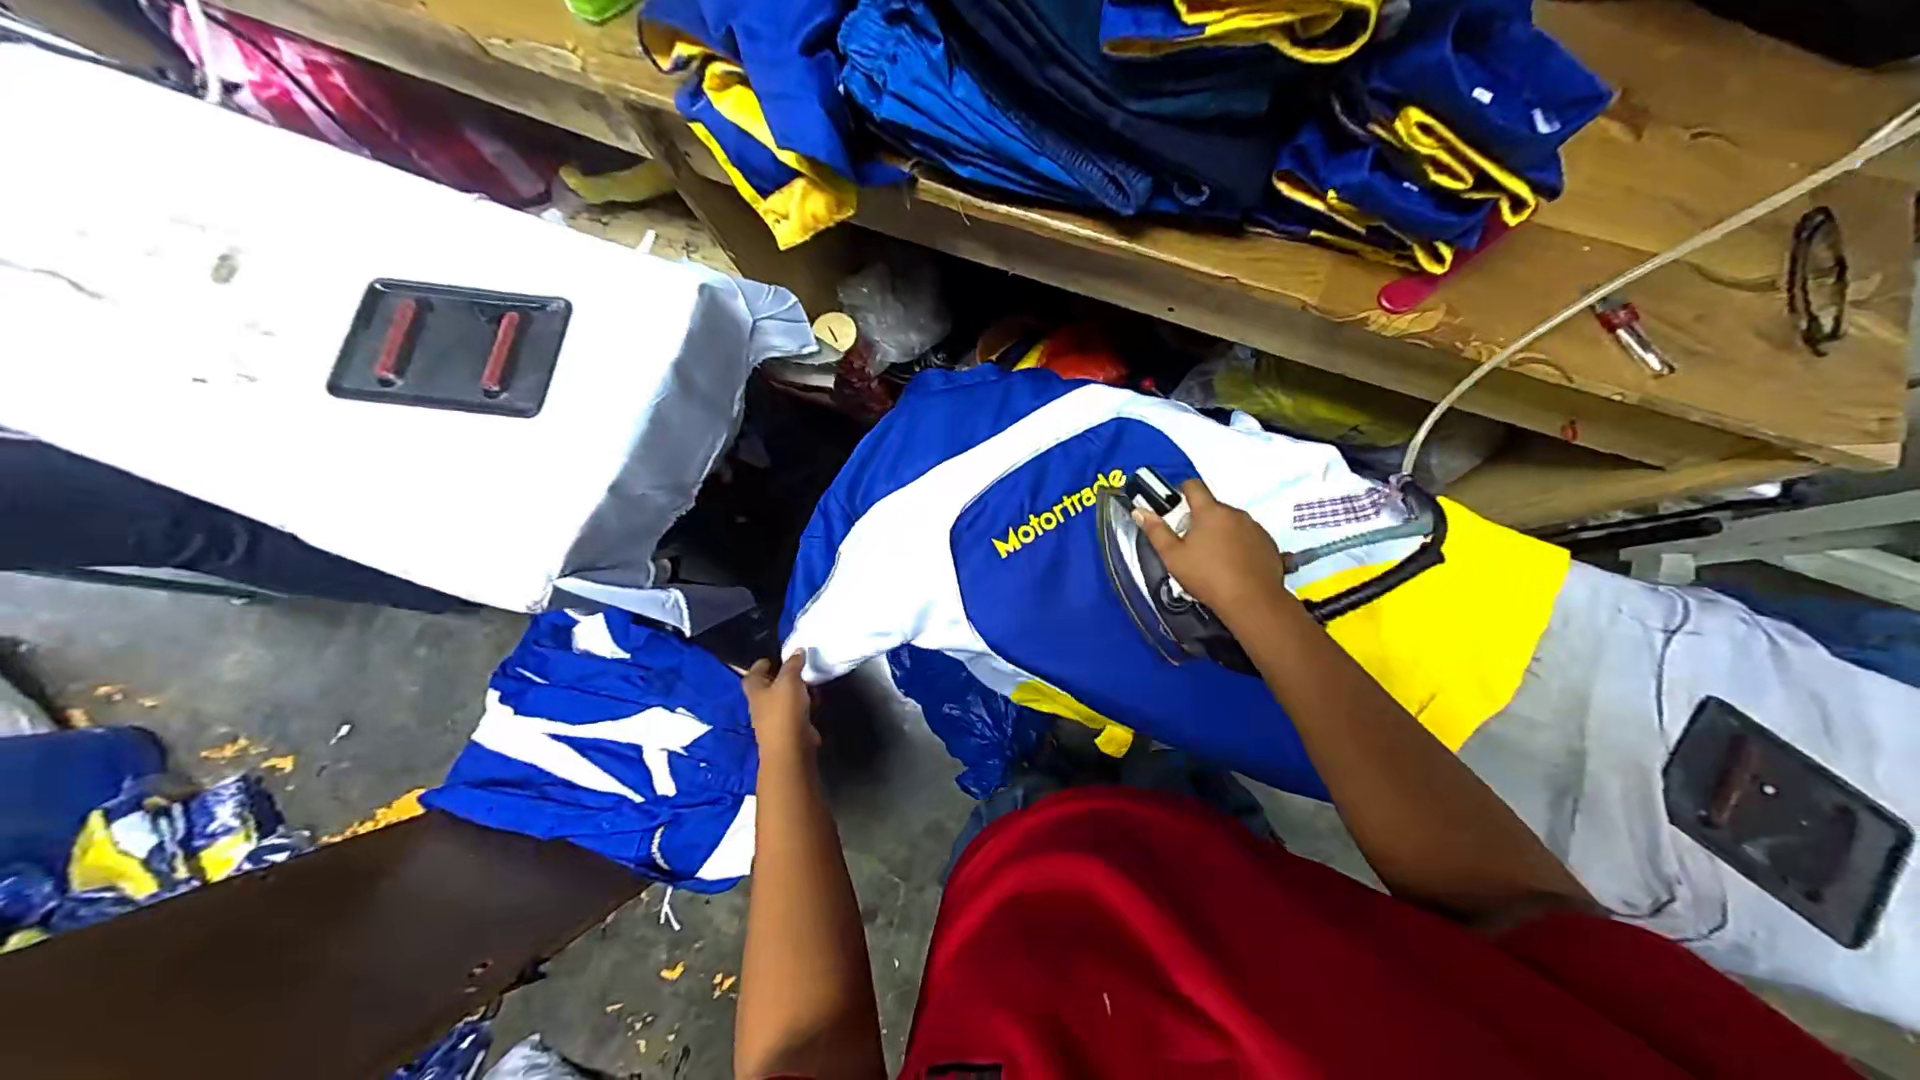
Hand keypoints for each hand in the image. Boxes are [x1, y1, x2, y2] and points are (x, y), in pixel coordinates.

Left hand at [744, 652, 818, 759]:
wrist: (791, 747)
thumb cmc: (784, 710)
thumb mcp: (789, 680)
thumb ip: (793, 664)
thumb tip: (798, 650)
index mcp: (755, 690)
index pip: (753, 672)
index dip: (762, 663)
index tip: (776, 657)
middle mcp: (760, 703)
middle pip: (769, 685)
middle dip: (782, 676)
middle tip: (798, 666)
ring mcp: (774, 717)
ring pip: (784, 698)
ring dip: (796, 690)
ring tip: (810, 680)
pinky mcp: (789, 727)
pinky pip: (796, 710)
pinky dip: (804, 704)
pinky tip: (815, 700)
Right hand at [1133, 479, 1295, 626]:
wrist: (1251, 600)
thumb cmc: (1207, 576)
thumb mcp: (1173, 556)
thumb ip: (1156, 531)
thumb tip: (1140, 511)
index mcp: (1210, 512)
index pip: (1194, 486)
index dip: (1182, 490)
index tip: (1176, 504)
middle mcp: (1236, 514)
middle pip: (1213, 508)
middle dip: (1201, 519)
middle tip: (1190, 543)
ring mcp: (1256, 528)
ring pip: (1232, 523)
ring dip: (1222, 532)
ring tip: (1214, 557)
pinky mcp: (1269, 544)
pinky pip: (1250, 538)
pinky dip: (1240, 545)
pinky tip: (1235, 565)